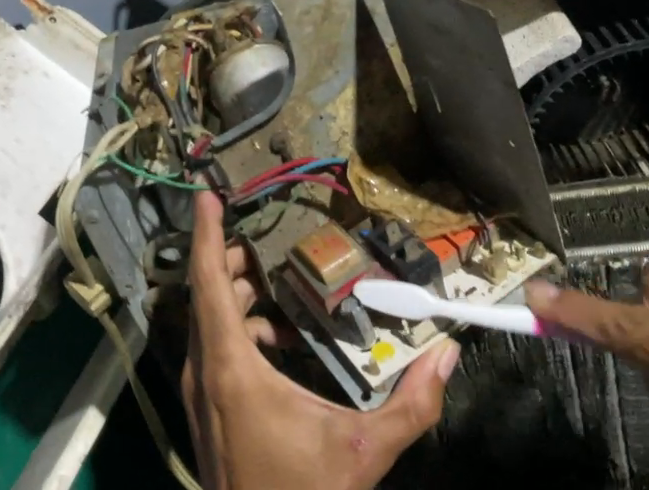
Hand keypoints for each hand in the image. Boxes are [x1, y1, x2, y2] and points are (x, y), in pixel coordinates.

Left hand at [182, 191, 459, 489]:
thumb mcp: (363, 452)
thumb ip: (411, 404)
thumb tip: (449, 354)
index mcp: (230, 367)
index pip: (209, 283)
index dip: (207, 235)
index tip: (205, 196)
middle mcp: (204, 371)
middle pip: (206, 295)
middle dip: (228, 258)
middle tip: (259, 236)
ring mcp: (199, 392)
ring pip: (207, 321)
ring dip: (232, 292)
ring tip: (269, 279)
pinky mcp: (205, 408)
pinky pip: (212, 347)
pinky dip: (235, 326)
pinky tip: (273, 337)